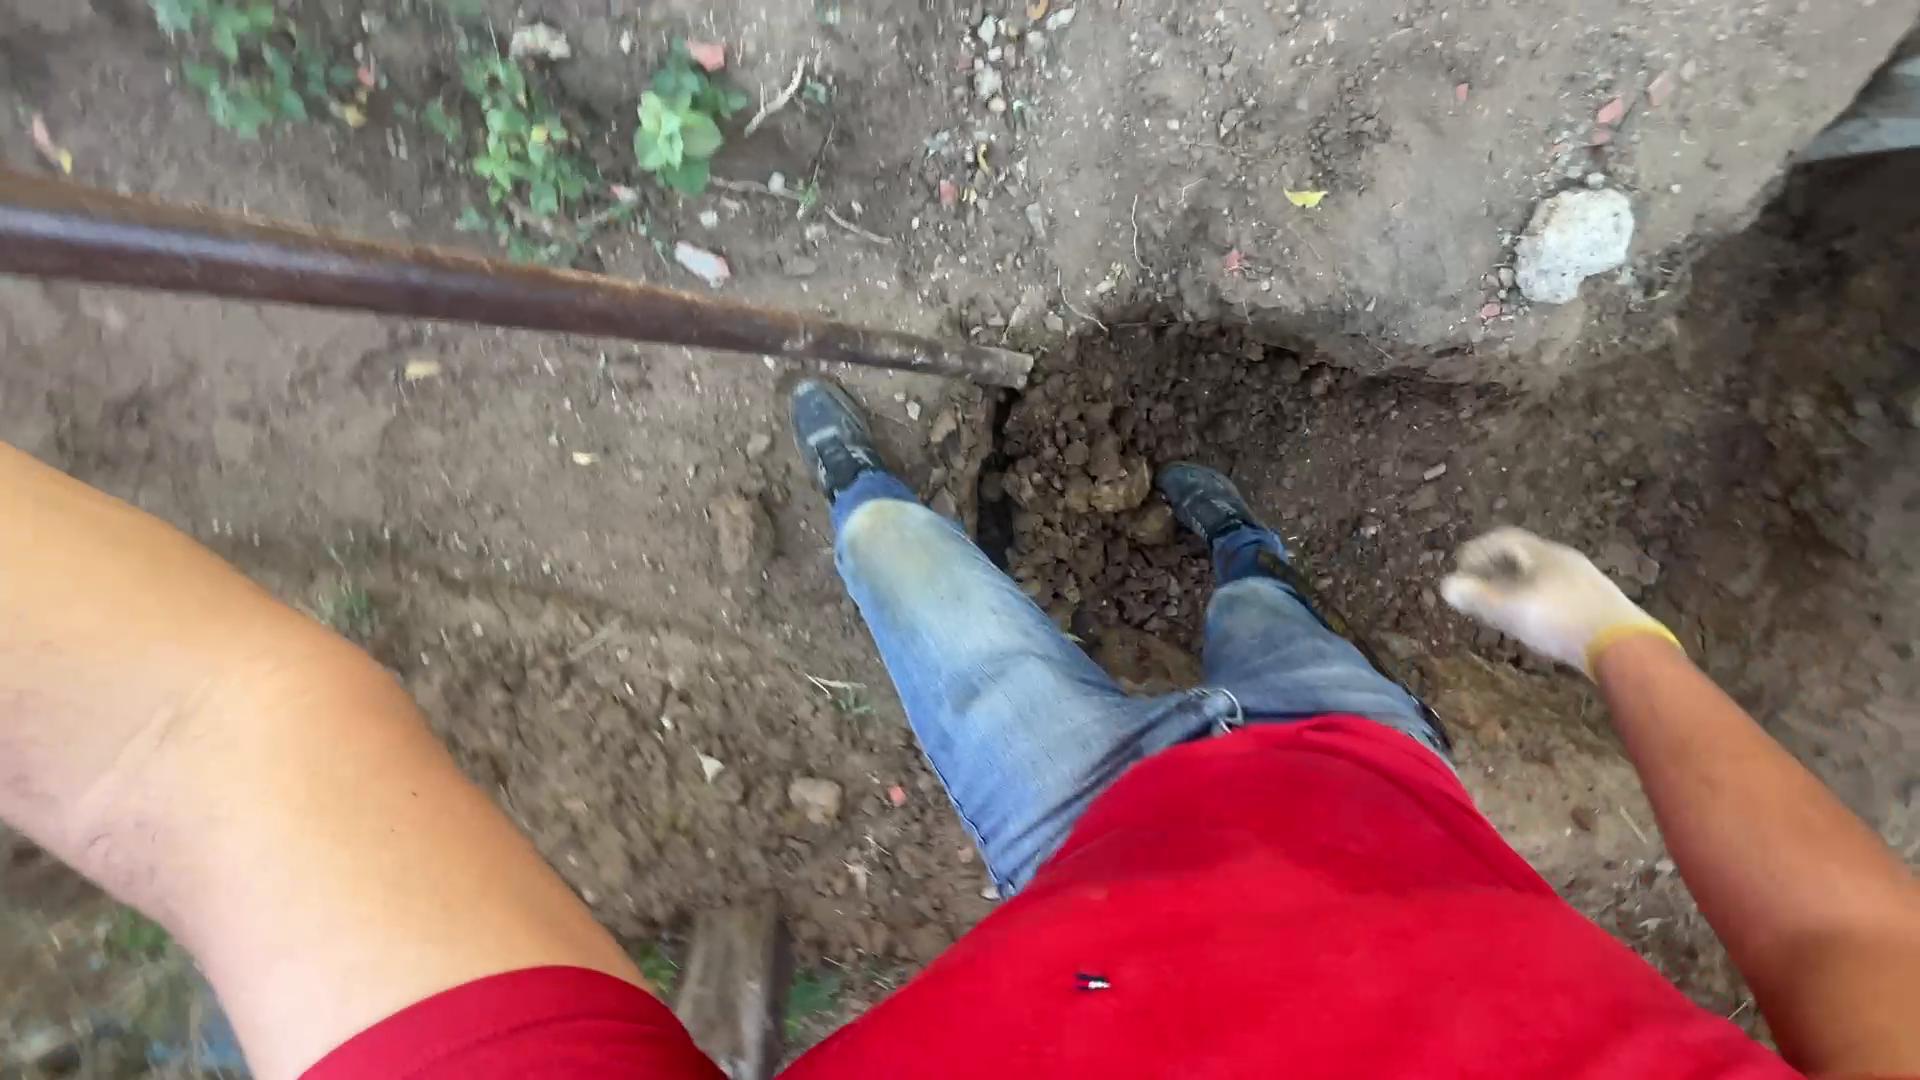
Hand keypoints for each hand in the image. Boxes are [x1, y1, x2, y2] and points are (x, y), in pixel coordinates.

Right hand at [1440, 526, 1678, 675]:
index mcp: (1544, 555)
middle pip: (1521, 558)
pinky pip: (1553, 593)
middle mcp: (1566, 562)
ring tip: (1497, 606)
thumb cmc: (1559, 620)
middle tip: (1474, 588)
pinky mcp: (1596, 604)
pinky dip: (1531, 600)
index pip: (1504, 539)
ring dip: (1511, 587)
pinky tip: (1529, 620)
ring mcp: (1584, 583)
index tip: (1459, 568)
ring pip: (1538, 577)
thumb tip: (1445, 586)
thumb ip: (1476, 597)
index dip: (1476, 550)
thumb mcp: (1509, 609)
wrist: (1624, 648)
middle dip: (1492, 571)